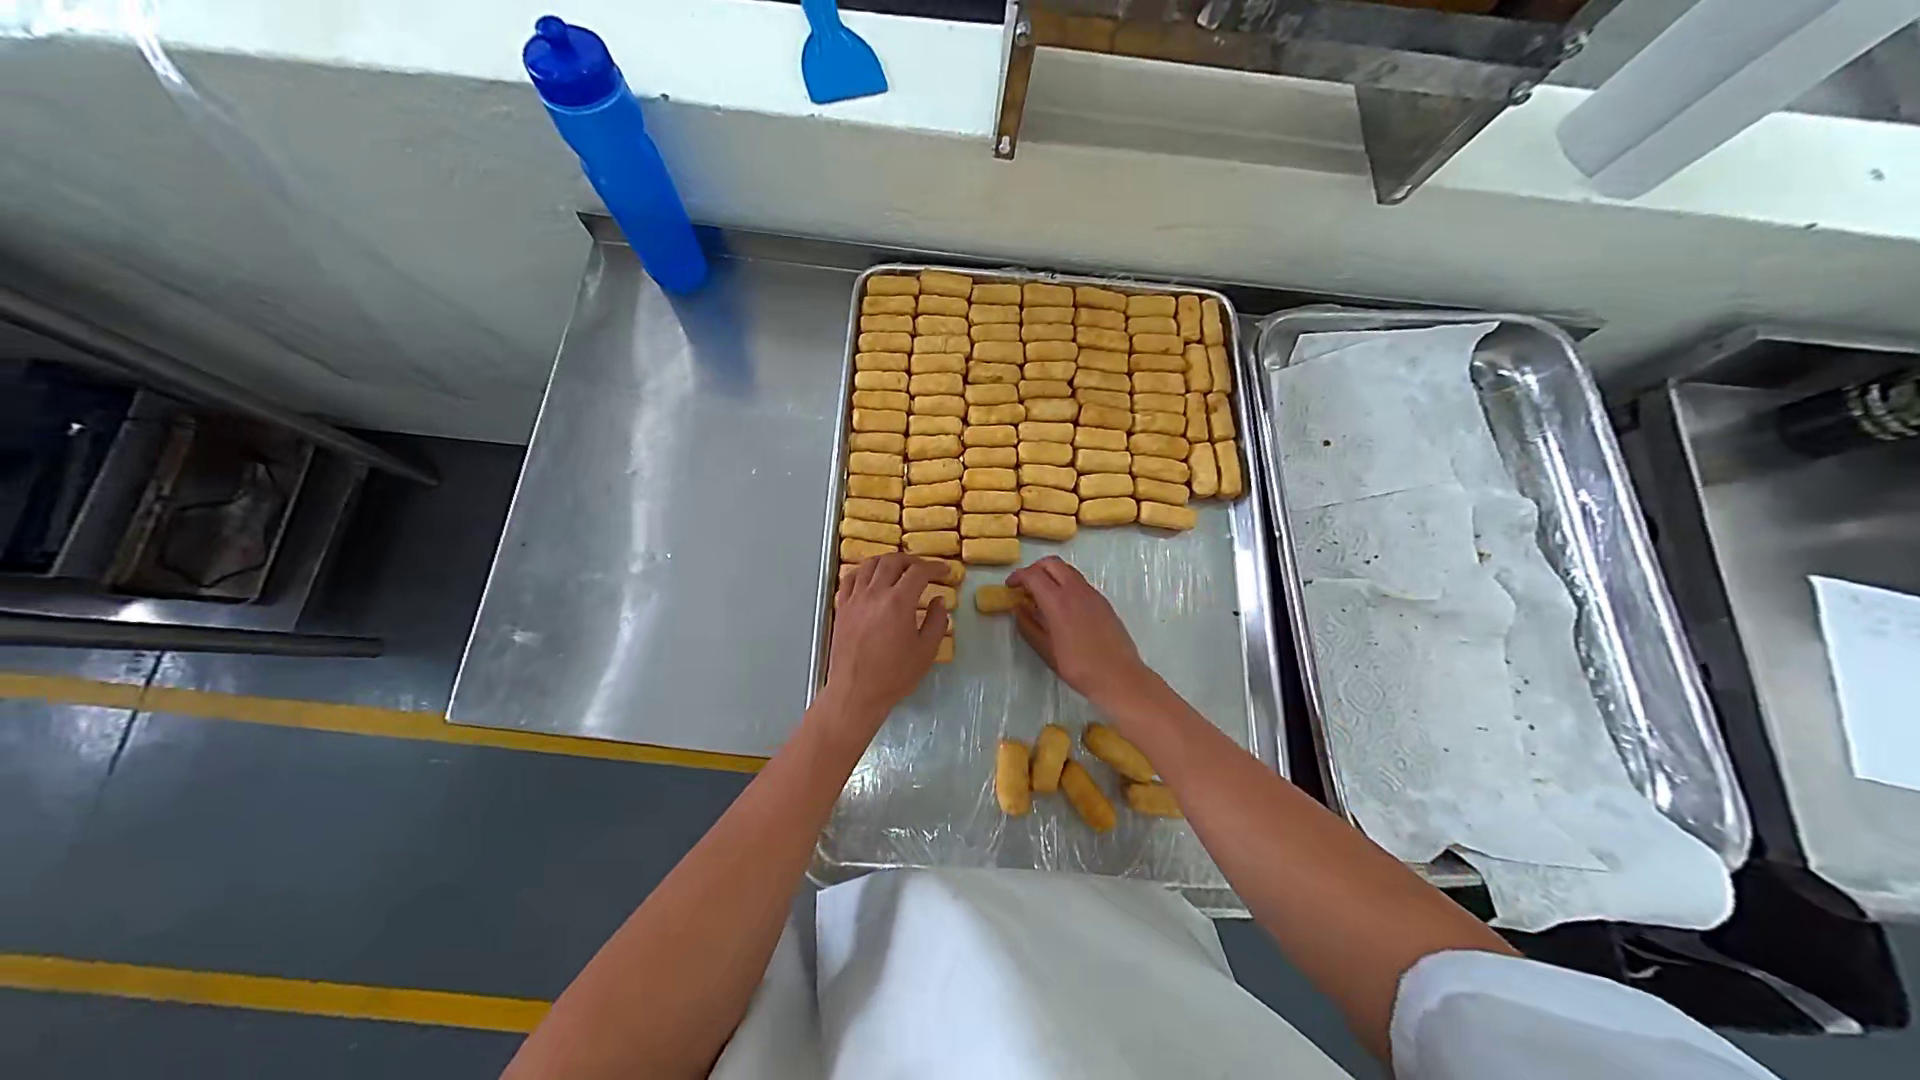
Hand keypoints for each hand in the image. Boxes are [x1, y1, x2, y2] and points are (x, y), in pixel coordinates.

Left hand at [821, 554, 948, 729]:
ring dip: (887, 561)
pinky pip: (850, 578)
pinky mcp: (841, 607)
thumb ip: (937, 621)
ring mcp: (854, 599)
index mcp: (898, 602)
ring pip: (870, 565)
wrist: (856, 692)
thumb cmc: (894, 675)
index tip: (945, 571)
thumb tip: (939, 601)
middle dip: (912, 561)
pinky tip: (870, 577)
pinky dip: (863, 571)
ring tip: (898, 568)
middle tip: (924, 569)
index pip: (919, 572)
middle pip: (893, 561)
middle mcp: (874, 593)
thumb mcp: (926, 651)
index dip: (935, 567)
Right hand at [1006, 556, 1154, 707]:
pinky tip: (1062, 606)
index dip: (1018, 577)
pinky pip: (1079, 582)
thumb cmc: (1078, 667)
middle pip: (1051, 563)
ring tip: (1042, 595)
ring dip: (1051, 575)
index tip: (1010, 586)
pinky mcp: (1102, 601)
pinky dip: (1065, 584)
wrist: (1118, 676)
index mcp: (1058, 601)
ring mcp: (1092, 594)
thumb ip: (1028, 625)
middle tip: (1025, 586)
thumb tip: (1018, 608)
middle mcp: (1076, 590)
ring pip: (1067, 570)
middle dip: (1034, 569)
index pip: (1033, 575)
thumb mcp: (1045, 649)